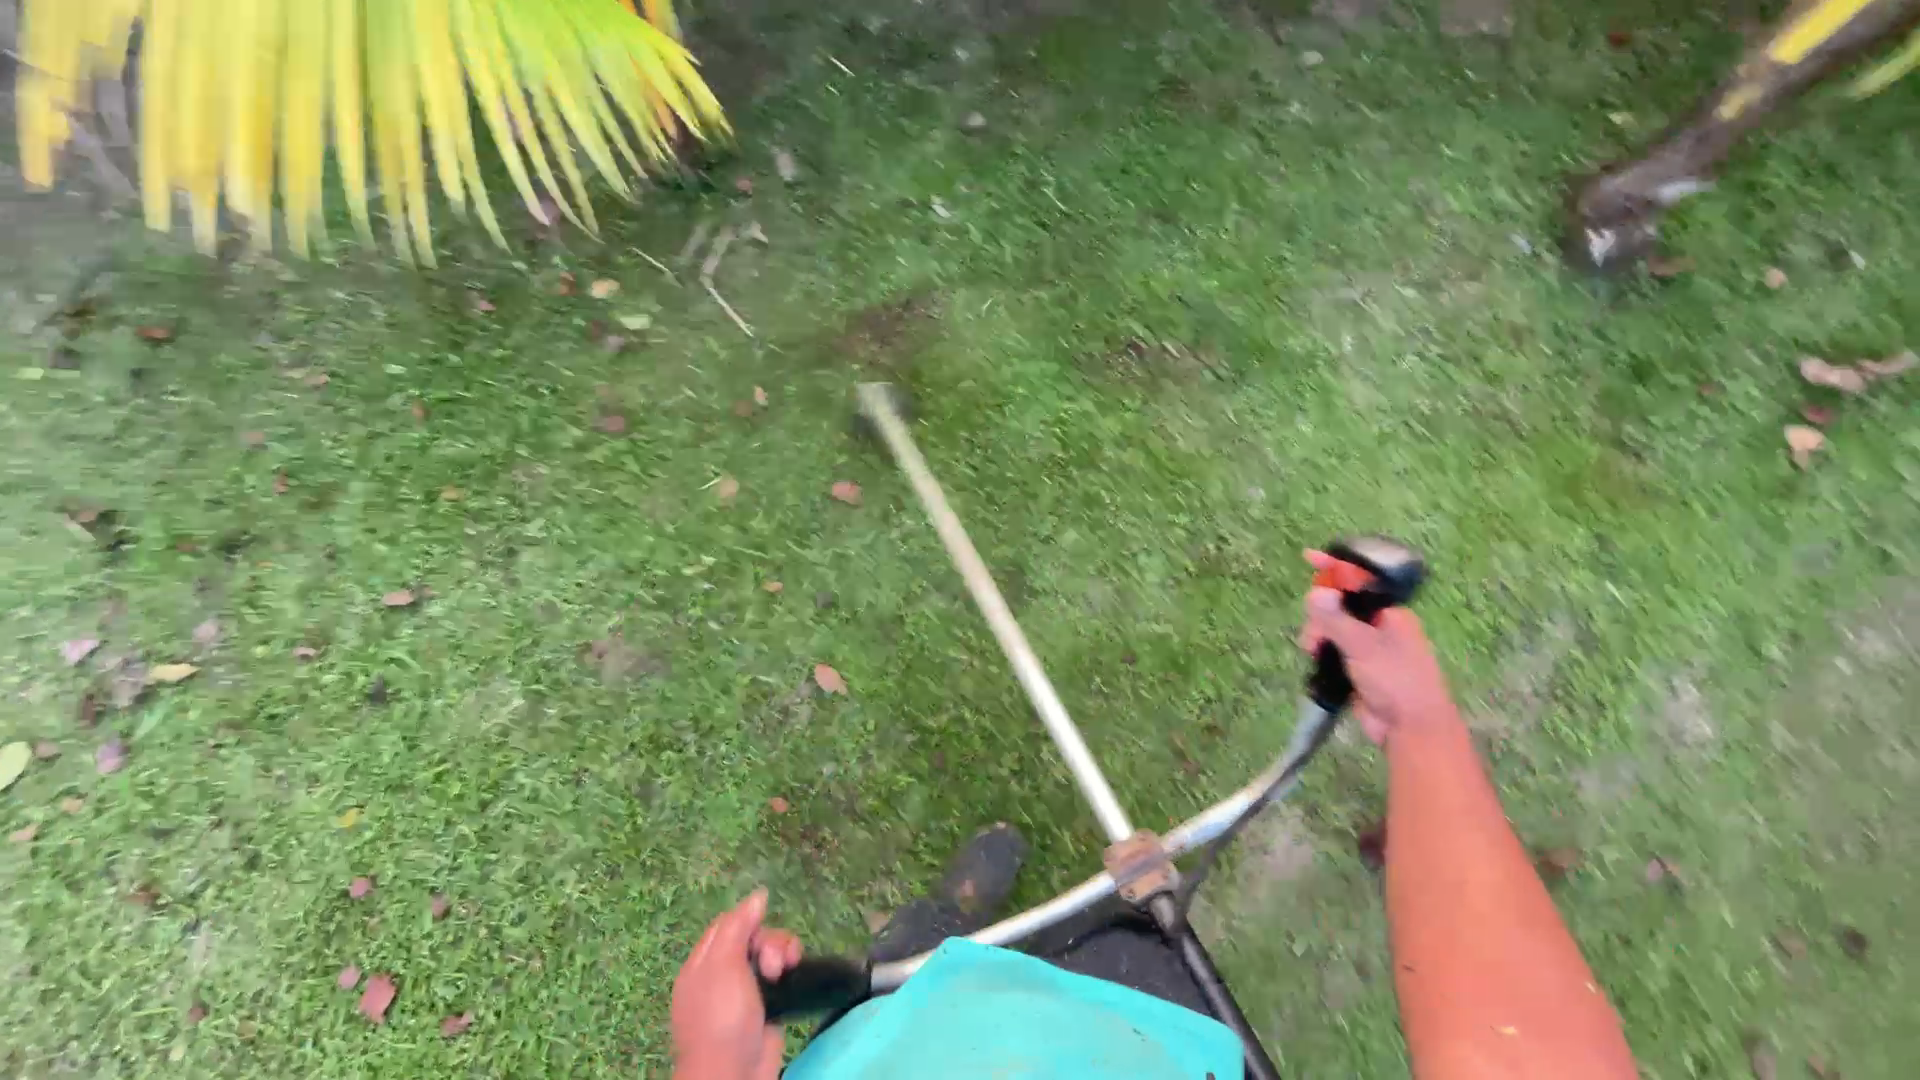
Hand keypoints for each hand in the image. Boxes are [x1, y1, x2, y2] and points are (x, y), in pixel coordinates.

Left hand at [671, 889, 802, 1079]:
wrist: (733, 1073)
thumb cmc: (721, 1016)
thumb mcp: (724, 964)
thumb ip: (739, 926)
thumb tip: (759, 895)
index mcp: (702, 964)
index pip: (727, 926)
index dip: (747, 921)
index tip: (762, 927)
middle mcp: (722, 975)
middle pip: (752, 938)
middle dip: (769, 941)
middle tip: (774, 962)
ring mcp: (745, 992)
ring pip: (769, 955)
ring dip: (781, 953)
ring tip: (786, 969)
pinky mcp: (767, 1006)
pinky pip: (781, 977)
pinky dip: (789, 971)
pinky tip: (794, 973)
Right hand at [1300, 551, 1455, 745]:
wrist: (1411, 727)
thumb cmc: (1396, 680)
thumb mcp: (1363, 645)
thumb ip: (1336, 619)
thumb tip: (1315, 592)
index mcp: (1390, 615)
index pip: (1359, 582)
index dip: (1335, 568)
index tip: (1310, 557)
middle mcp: (1379, 628)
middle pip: (1339, 607)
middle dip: (1320, 617)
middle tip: (1312, 637)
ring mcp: (1368, 650)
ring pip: (1333, 631)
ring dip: (1319, 638)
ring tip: (1312, 653)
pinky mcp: (1358, 670)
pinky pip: (1333, 652)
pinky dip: (1322, 656)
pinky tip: (1316, 663)